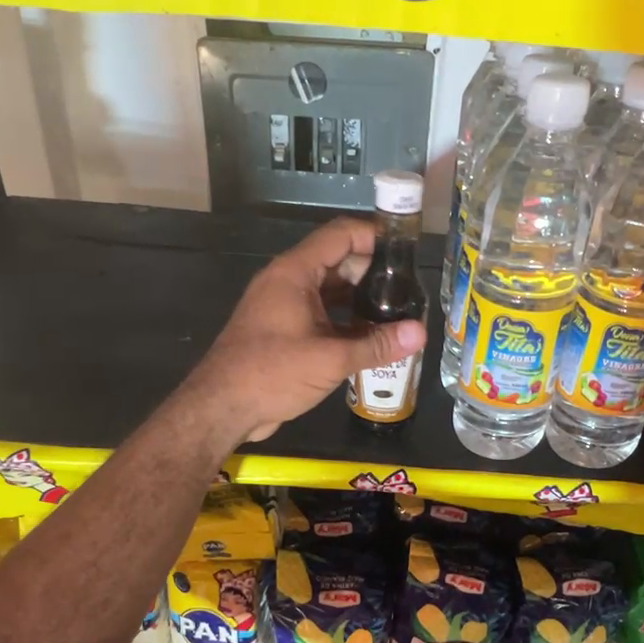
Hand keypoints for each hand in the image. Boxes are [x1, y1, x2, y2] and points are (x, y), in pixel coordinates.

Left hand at [182, 217, 426, 443]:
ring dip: (361, 301)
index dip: (375, 237)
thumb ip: (376, 345)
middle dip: (374, 273)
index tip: (408, 252)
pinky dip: (345, 322)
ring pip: (331, 292)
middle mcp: (288, 281)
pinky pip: (321, 315)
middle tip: (409, 290)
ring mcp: (284, 306)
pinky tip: (372, 339)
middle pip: (338, 261)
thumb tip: (421, 333)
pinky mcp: (283, 331)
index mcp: (294, 272)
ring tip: (398, 314)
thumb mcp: (330, 359)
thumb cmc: (272, 373)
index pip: (341, 235)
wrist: (222, 407)